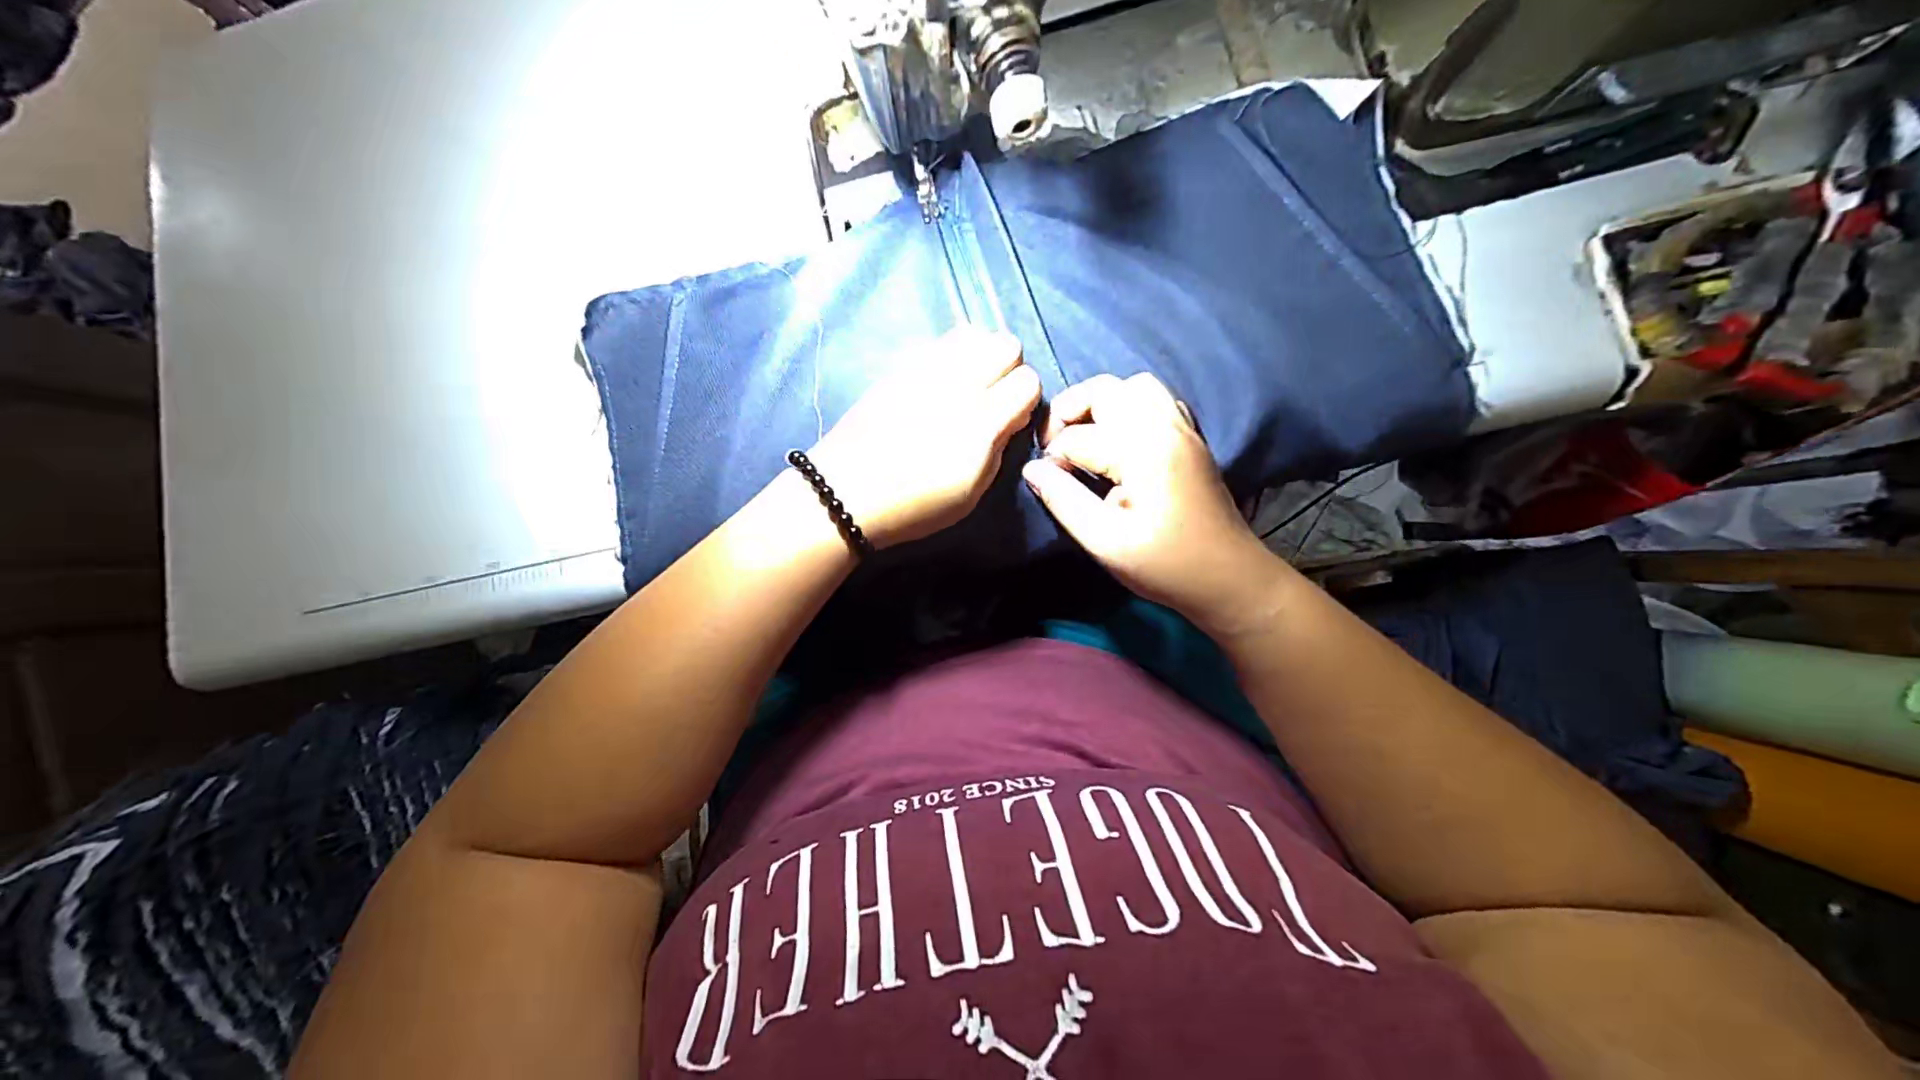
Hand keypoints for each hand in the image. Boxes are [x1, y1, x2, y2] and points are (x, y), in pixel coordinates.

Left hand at [806, 325, 1041, 548]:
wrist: (847, 492)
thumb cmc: (915, 505)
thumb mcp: (971, 492)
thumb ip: (999, 447)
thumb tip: (1012, 416)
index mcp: (981, 422)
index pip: (1028, 380)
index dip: (1026, 399)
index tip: (1013, 418)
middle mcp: (958, 385)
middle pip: (1006, 343)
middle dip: (1009, 367)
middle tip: (994, 396)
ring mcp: (925, 369)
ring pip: (973, 332)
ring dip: (980, 354)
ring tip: (968, 384)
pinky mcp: (900, 366)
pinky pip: (939, 342)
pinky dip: (950, 355)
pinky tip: (938, 383)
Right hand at [1022, 373, 1283, 633]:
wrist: (1230, 578)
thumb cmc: (1165, 566)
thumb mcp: (1105, 542)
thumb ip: (1064, 500)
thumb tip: (1033, 470)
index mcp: (1142, 450)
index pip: (1077, 436)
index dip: (1053, 459)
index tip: (1049, 486)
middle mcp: (1163, 427)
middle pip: (1105, 389)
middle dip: (1070, 412)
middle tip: (1054, 448)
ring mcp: (1182, 429)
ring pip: (1134, 387)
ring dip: (1101, 404)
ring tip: (1084, 438)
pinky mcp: (1191, 439)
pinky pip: (1157, 400)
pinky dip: (1130, 409)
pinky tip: (1119, 442)